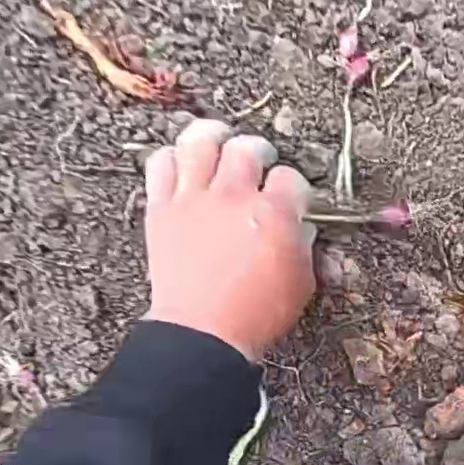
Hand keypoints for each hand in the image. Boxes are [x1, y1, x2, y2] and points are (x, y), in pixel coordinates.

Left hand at [142, 119, 316, 361]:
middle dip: (260, 151)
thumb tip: (301, 228)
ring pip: (198, 142)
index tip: (297, 197)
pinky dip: (172, 156)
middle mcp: (234, 196)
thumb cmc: (260, 312)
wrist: (205, 330)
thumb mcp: (302, 282)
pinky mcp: (162, 208)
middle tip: (262, 158)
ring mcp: (194, 199)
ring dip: (213, 134)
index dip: (297, 186)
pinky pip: (160, 164)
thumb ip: (304, 246)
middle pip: (246, 149)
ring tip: (221, 135)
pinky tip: (182, 162)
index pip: (291, 178)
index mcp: (275, 214)